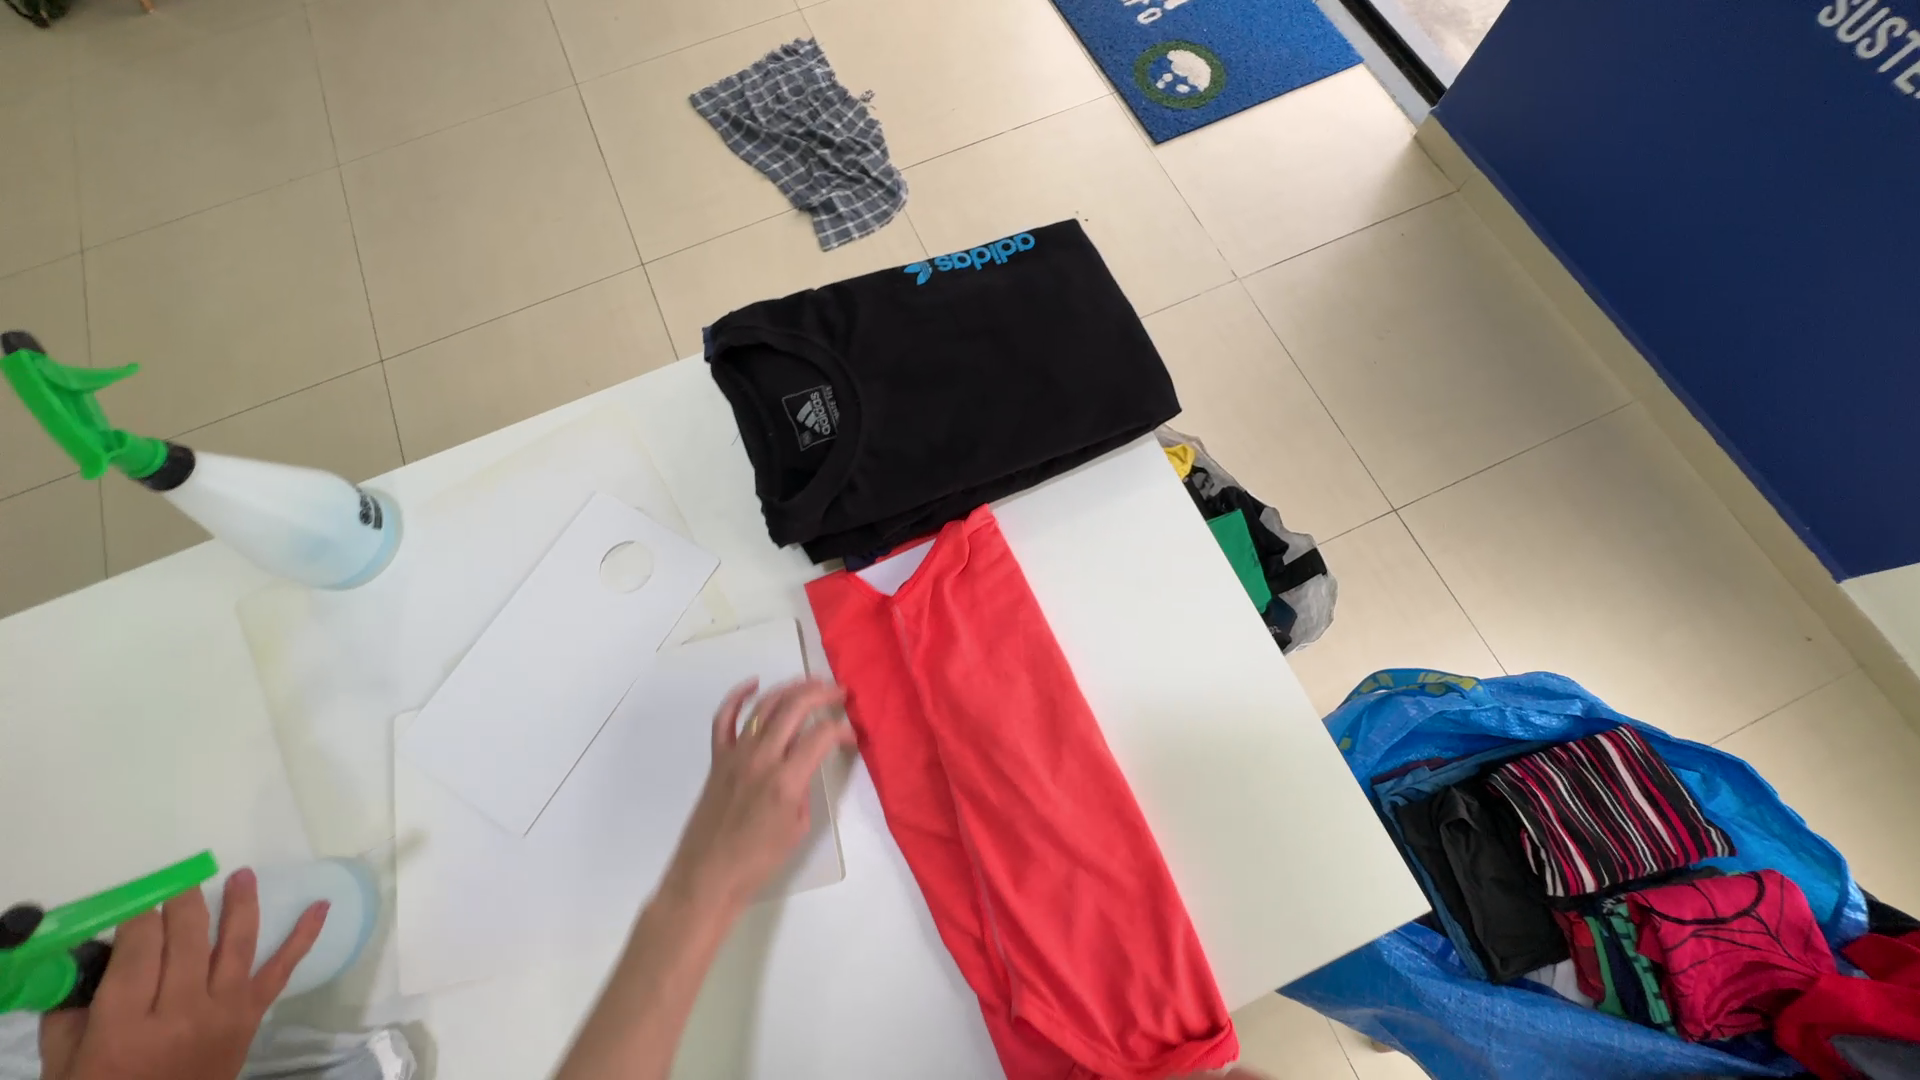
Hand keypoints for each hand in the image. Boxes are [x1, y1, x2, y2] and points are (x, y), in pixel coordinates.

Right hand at [39, 869, 329, 1079]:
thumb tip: (84, 962)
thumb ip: (71, 1017)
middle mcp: (181, 1013)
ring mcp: (225, 1010)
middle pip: (187, 944)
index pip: (137, 958)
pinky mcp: (253, 1014)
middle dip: (185, 906)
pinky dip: (305, 936)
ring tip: (242, 875)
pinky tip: (322, 905)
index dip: (140, 923)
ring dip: (242, 905)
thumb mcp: (67, 1067)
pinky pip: (283, 969)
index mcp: (124, 1030)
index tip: (140, 901)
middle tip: (182, 881)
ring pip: (237, 945)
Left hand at [660, 678, 854, 913]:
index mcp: (786, 780)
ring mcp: (736, 754)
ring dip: (790, 688)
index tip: (852, 737)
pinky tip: (754, 684)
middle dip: (821, 693)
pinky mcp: (717, 758)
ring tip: (810, 684)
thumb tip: (804, 768)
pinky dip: (738, 696)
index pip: (822, 735)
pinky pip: (724, 718)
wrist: (707, 877)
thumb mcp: (798, 828)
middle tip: (838, 692)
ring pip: (764, 706)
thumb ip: (804, 790)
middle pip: (794, 708)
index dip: (843, 730)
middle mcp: (761, 758)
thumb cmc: (758, 861)